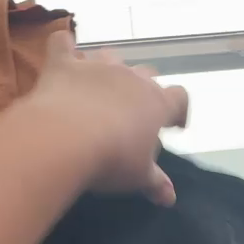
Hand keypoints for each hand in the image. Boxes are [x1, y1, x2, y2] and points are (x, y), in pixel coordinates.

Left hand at [24, 31, 189, 205]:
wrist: (66, 139)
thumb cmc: (113, 159)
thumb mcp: (138, 176)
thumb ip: (155, 183)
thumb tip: (170, 198)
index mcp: (157, 103)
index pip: (179, 98)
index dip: (178, 110)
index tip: (173, 125)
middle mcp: (131, 77)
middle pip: (147, 74)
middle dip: (143, 90)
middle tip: (134, 114)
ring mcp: (97, 66)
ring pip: (111, 56)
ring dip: (110, 70)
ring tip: (103, 89)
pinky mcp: (64, 64)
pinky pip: (64, 44)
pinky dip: (66, 47)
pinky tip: (65, 50)